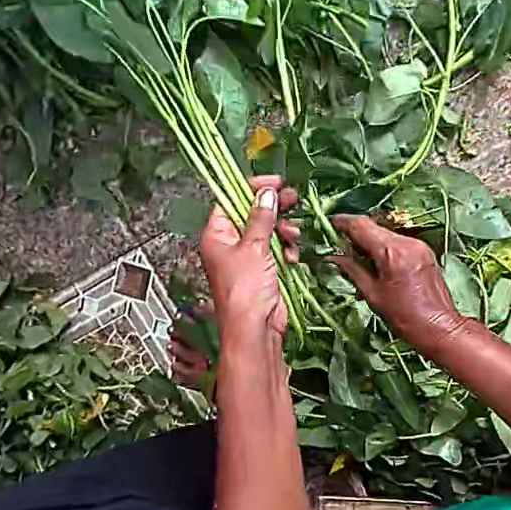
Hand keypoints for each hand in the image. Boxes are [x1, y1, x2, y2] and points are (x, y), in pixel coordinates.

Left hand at [201, 175, 300, 337]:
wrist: (255, 328)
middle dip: (274, 209)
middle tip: (293, 200)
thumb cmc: (245, 289)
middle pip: (252, 214)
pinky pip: (277, 250)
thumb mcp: (254, 247)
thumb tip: (266, 192)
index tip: (275, 182)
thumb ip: (261, 217)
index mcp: (217, 234)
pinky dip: (286, 249)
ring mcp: (247, 257)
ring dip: (283, 231)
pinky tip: (292, 256)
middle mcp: (230, 243)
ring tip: (293, 237)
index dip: (252, 188)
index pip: (231, 199)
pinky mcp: (264, 270)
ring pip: (268, 231)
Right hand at [329, 215, 468, 352]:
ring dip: (370, 239)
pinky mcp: (425, 251)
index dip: (343, 222)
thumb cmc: (404, 316)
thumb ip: (352, 270)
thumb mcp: (372, 294)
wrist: (439, 326)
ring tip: (356, 254)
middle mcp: (407, 242)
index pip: (362, 226)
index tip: (329, 224)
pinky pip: (399, 242)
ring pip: (387, 234)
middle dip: (355, 232)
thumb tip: (333, 256)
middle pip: (375, 227)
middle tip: (339, 242)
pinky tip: (377, 260)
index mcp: (391, 252)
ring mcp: (418, 245)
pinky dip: (385, 246)